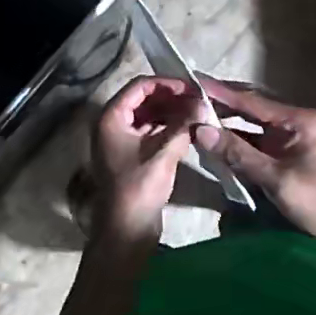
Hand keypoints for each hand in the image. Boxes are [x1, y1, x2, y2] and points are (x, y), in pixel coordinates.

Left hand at [92, 77, 202, 239]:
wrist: (126, 230)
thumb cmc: (139, 188)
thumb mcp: (163, 153)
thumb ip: (184, 125)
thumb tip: (204, 104)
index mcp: (112, 117)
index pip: (140, 86)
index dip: (167, 84)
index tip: (192, 87)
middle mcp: (112, 124)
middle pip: (144, 99)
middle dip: (172, 98)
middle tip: (199, 100)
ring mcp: (120, 140)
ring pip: (148, 115)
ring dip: (171, 113)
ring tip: (198, 113)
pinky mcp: (131, 155)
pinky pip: (150, 131)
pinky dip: (168, 127)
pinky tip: (188, 129)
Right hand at [192, 76, 315, 260]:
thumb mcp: (277, 179)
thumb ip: (238, 153)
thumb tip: (200, 129)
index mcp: (301, 120)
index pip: (252, 100)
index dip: (220, 91)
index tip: (192, 79)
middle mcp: (301, 123)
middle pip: (254, 109)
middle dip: (222, 106)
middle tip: (188, 99)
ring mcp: (300, 141)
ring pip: (258, 128)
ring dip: (230, 126)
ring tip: (196, 119)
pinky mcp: (299, 159)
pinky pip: (265, 145)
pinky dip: (244, 145)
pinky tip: (221, 145)